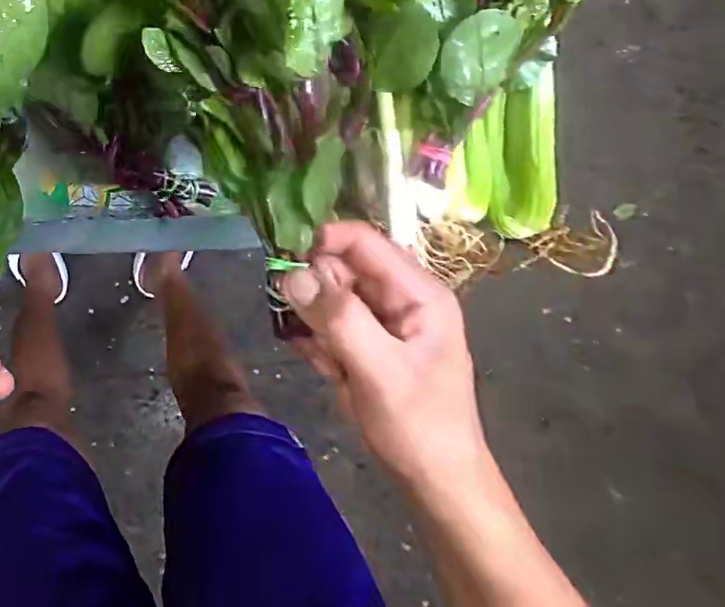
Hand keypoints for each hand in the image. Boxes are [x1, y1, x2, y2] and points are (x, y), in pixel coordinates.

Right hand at [280, 221, 488, 489]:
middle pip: (339, 264)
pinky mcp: (364, 337)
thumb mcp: (379, 371)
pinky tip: (327, 368)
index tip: (288, 271)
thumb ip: (338, 318)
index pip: (362, 240)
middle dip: (316, 293)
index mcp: (418, 292)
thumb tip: (291, 274)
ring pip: (326, 291)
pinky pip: (324, 317)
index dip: (322, 245)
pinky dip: (316, 338)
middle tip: (314, 331)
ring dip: (314, 320)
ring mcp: (382, 317)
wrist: (436, 484)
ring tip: (328, 358)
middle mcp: (400, 295)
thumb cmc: (418, 426)